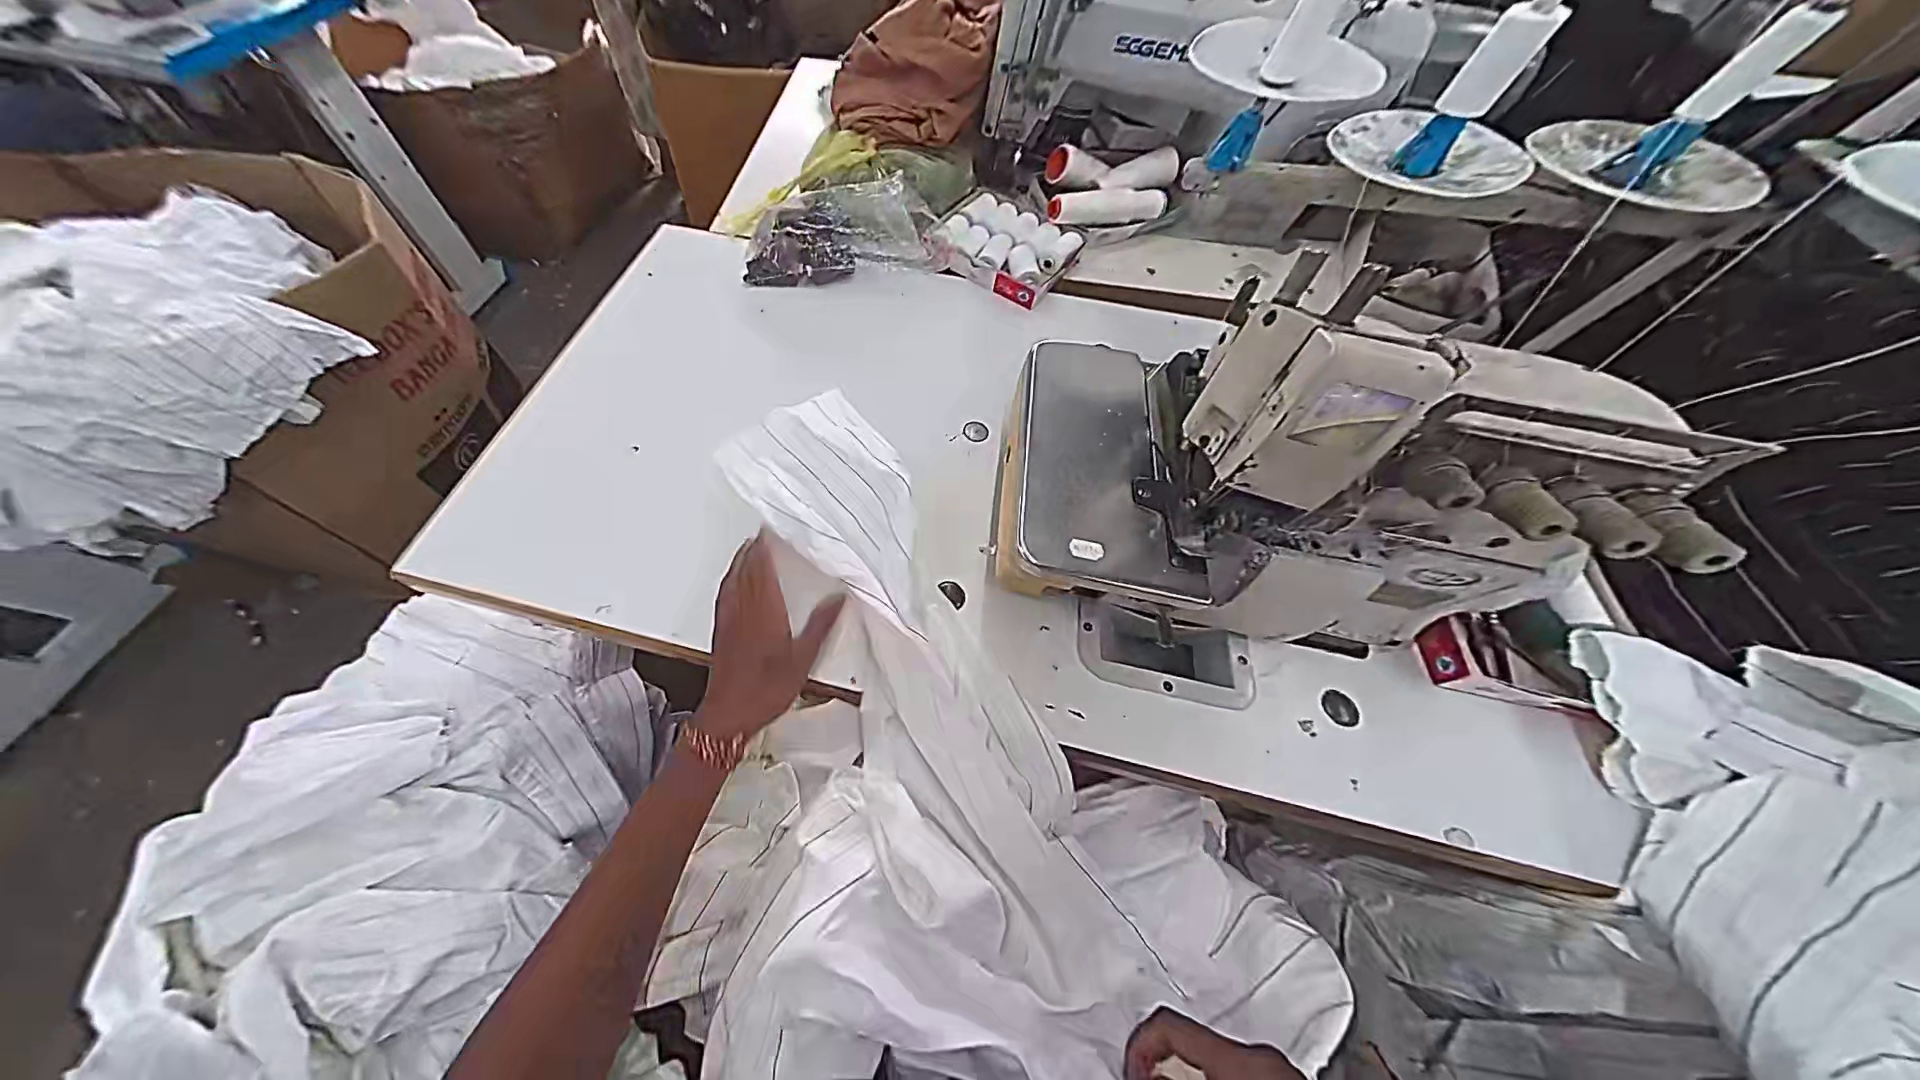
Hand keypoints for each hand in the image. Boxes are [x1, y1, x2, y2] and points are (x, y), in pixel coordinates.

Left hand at [696, 532, 845, 739]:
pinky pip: (725, 592)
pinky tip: (736, 578)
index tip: (772, 529)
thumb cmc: (765, 689)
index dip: (765, 546)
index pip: (762, 567)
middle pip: (747, 568)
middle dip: (756, 548)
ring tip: (752, 547)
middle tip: (766, 532)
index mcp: (764, 610)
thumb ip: (821, 625)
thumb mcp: (804, 659)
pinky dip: (732, 577)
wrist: (729, 714)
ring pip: (734, 578)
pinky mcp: (721, 629)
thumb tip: (838, 599)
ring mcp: (729, 618)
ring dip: (742, 559)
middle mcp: (743, 608)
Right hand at [1125, 1008, 1303, 1079]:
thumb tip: (1145, 1077)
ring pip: (1214, 1064)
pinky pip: (1238, 1078)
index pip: (1167, 1025)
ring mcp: (1279, 1076)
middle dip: (1165, 1070)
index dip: (1138, 1049)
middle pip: (1191, 1044)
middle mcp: (1262, 1059)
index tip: (1130, 1074)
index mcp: (1243, 1060)